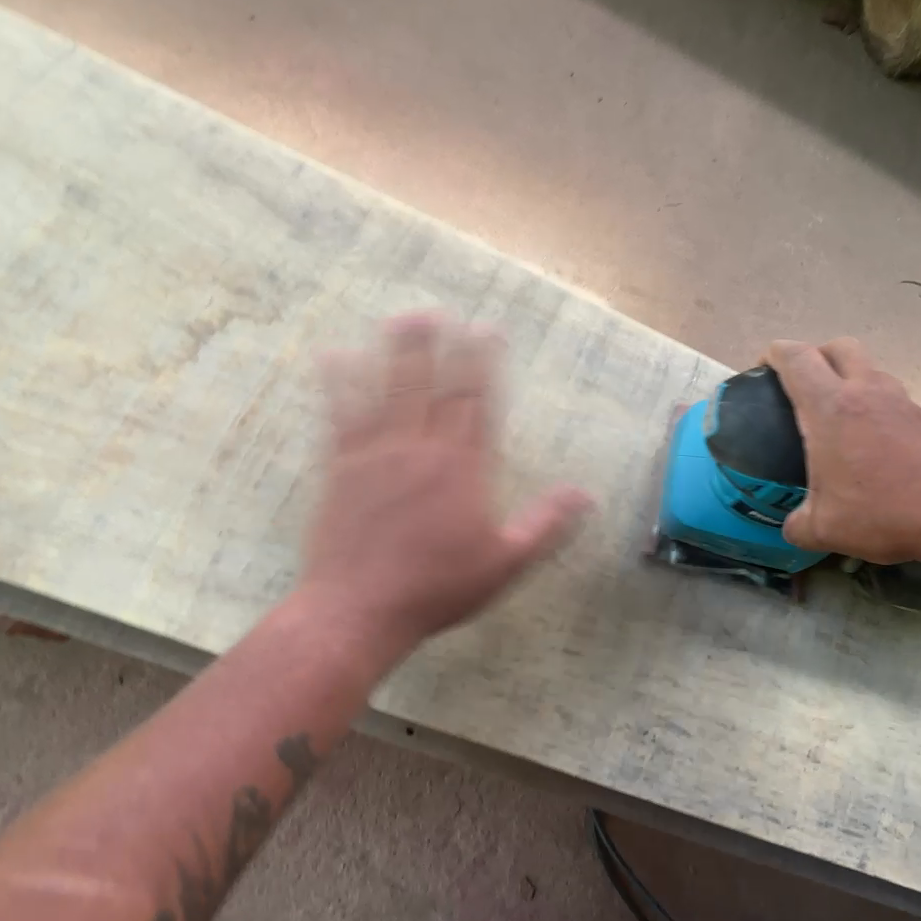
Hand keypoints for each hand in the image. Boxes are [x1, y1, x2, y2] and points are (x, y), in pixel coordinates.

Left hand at [301, 313, 591, 651]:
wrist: (359, 609)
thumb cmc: (438, 588)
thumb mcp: (506, 562)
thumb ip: (546, 524)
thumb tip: (587, 494)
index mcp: (464, 469)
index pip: (478, 404)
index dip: (484, 364)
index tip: (488, 331)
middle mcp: (421, 450)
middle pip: (432, 387)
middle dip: (439, 346)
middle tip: (438, 310)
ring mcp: (376, 455)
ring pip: (388, 391)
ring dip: (395, 353)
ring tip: (400, 318)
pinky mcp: (340, 469)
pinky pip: (340, 416)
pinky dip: (338, 383)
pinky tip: (334, 356)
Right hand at [764, 337, 920, 569]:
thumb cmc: (885, 512)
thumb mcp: (825, 529)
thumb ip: (798, 524)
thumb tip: (792, 527)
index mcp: (832, 407)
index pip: (797, 358)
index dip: (774, 354)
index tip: (763, 365)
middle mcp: (868, 392)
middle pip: (838, 347)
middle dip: (815, 355)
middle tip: (801, 383)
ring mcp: (903, 403)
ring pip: (870, 370)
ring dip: (850, 379)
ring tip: (838, 416)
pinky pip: (892, 399)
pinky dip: (875, 408)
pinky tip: (872, 445)